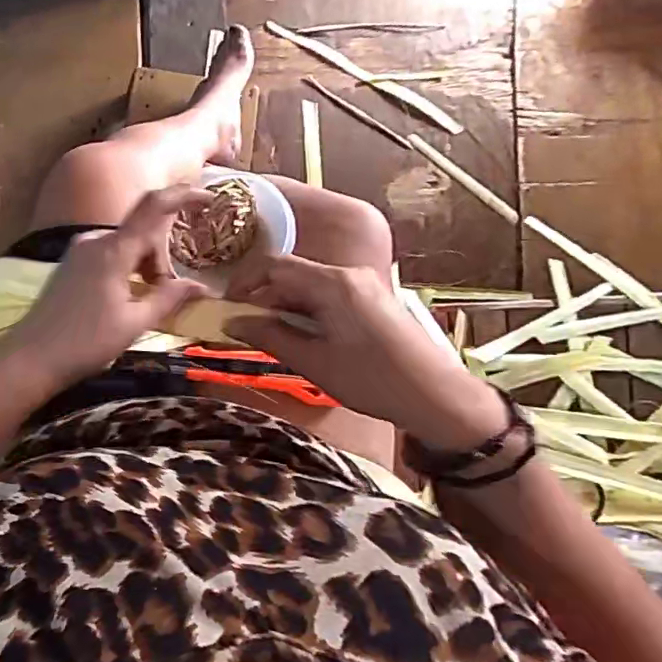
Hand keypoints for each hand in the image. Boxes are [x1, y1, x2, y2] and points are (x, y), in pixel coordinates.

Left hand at [0, 186, 208, 391]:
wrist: (30, 358)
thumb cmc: (85, 343)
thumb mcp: (135, 323)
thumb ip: (169, 298)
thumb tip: (203, 287)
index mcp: (112, 249)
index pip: (153, 206)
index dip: (184, 196)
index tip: (209, 197)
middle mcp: (93, 239)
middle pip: (141, 232)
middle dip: (161, 258)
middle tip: (165, 296)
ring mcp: (78, 250)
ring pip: (125, 244)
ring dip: (142, 266)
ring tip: (141, 304)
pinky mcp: (69, 264)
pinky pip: (107, 254)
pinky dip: (124, 268)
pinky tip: (122, 299)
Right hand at [223, 256, 504, 448]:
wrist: (436, 396)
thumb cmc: (372, 380)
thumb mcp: (312, 362)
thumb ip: (269, 336)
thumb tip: (232, 323)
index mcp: (333, 284)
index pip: (275, 265)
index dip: (243, 281)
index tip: (225, 305)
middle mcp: (348, 275)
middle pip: (290, 273)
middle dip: (261, 296)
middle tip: (241, 325)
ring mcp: (362, 285)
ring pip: (306, 285)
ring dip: (281, 305)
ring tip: (266, 335)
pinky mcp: (369, 299)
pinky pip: (324, 294)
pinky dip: (303, 310)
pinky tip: (296, 335)